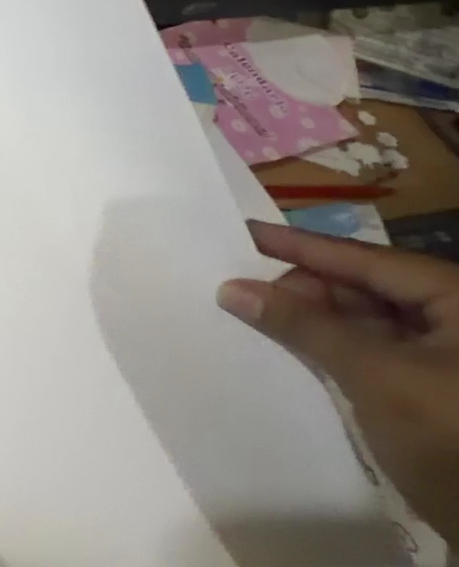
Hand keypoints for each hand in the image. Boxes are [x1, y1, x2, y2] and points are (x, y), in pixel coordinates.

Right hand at [218, 219, 458, 540]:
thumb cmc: (454, 435)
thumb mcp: (375, 374)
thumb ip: (303, 325)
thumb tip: (231, 288)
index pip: (368, 260)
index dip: (302, 246)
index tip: (242, 233)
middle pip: (368, 287)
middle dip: (305, 288)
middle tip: (244, 293)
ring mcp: (454, 359)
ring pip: (370, 320)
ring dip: (315, 319)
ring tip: (258, 318)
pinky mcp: (443, 390)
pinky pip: (379, 351)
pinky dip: (335, 347)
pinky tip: (295, 348)